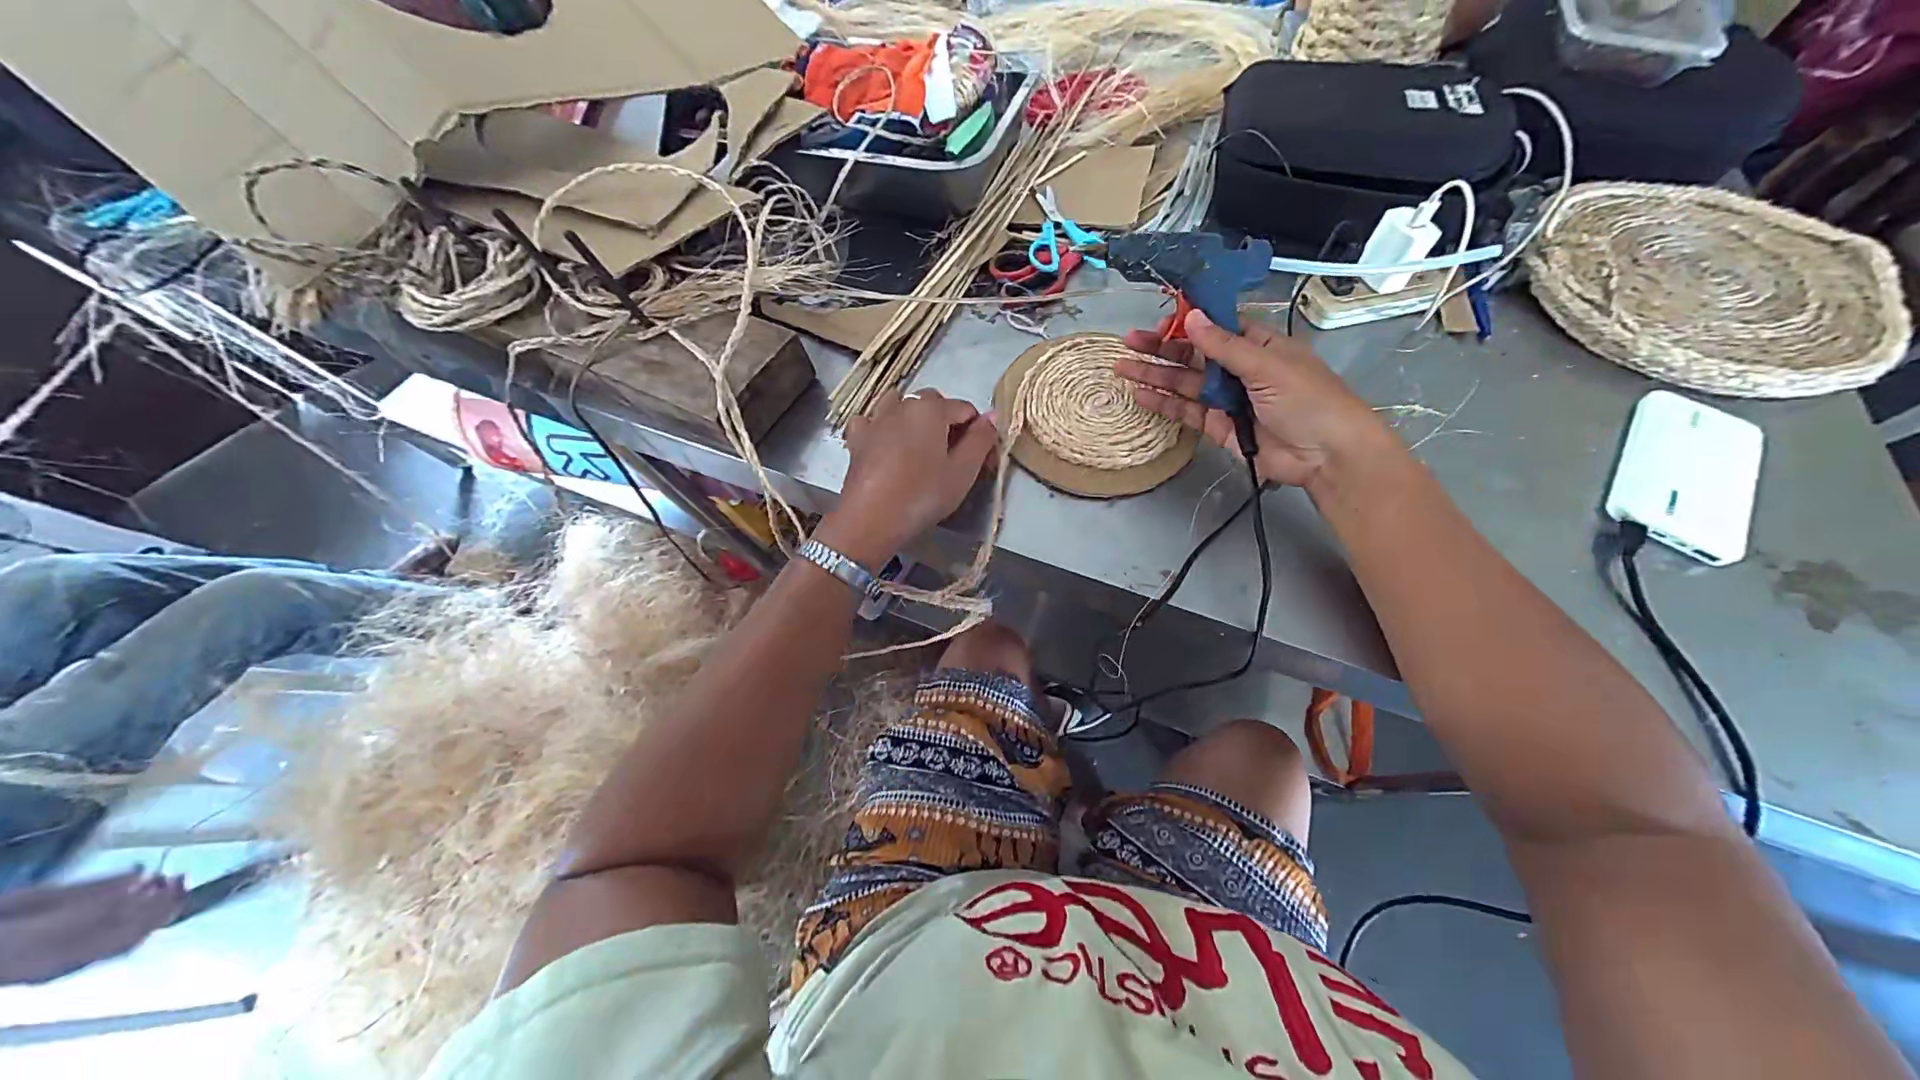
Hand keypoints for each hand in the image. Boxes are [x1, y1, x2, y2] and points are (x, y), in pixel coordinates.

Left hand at [817, 389, 998, 568]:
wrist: (870, 519)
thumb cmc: (922, 495)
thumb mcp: (963, 471)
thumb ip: (981, 440)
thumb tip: (991, 417)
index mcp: (932, 408)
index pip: (966, 409)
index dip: (979, 433)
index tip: (982, 461)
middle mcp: (902, 405)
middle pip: (933, 403)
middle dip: (948, 424)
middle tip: (954, 459)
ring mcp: (875, 420)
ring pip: (899, 405)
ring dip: (914, 419)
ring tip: (921, 449)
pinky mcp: (857, 439)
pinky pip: (872, 422)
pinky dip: (881, 428)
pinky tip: (886, 447)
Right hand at [1116, 310, 1398, 491]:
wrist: (1324, 454)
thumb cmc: (1308, 400)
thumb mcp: (1267, 365)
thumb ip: (1224, 345)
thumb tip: (1192, 317)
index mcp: (1258, 345)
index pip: (1217, 326)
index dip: (1189, 322)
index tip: (1162, 320)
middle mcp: (1239, 369)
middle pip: (1194, 354)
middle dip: (1162, 347)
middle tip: (1130, 341)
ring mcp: (1227, 398)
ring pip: (1184, 382)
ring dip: (1154, 374)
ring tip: (1123, 367)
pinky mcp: (1218, 426)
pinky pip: (1186, 411)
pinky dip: (1164, 403)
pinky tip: (1140, 394)